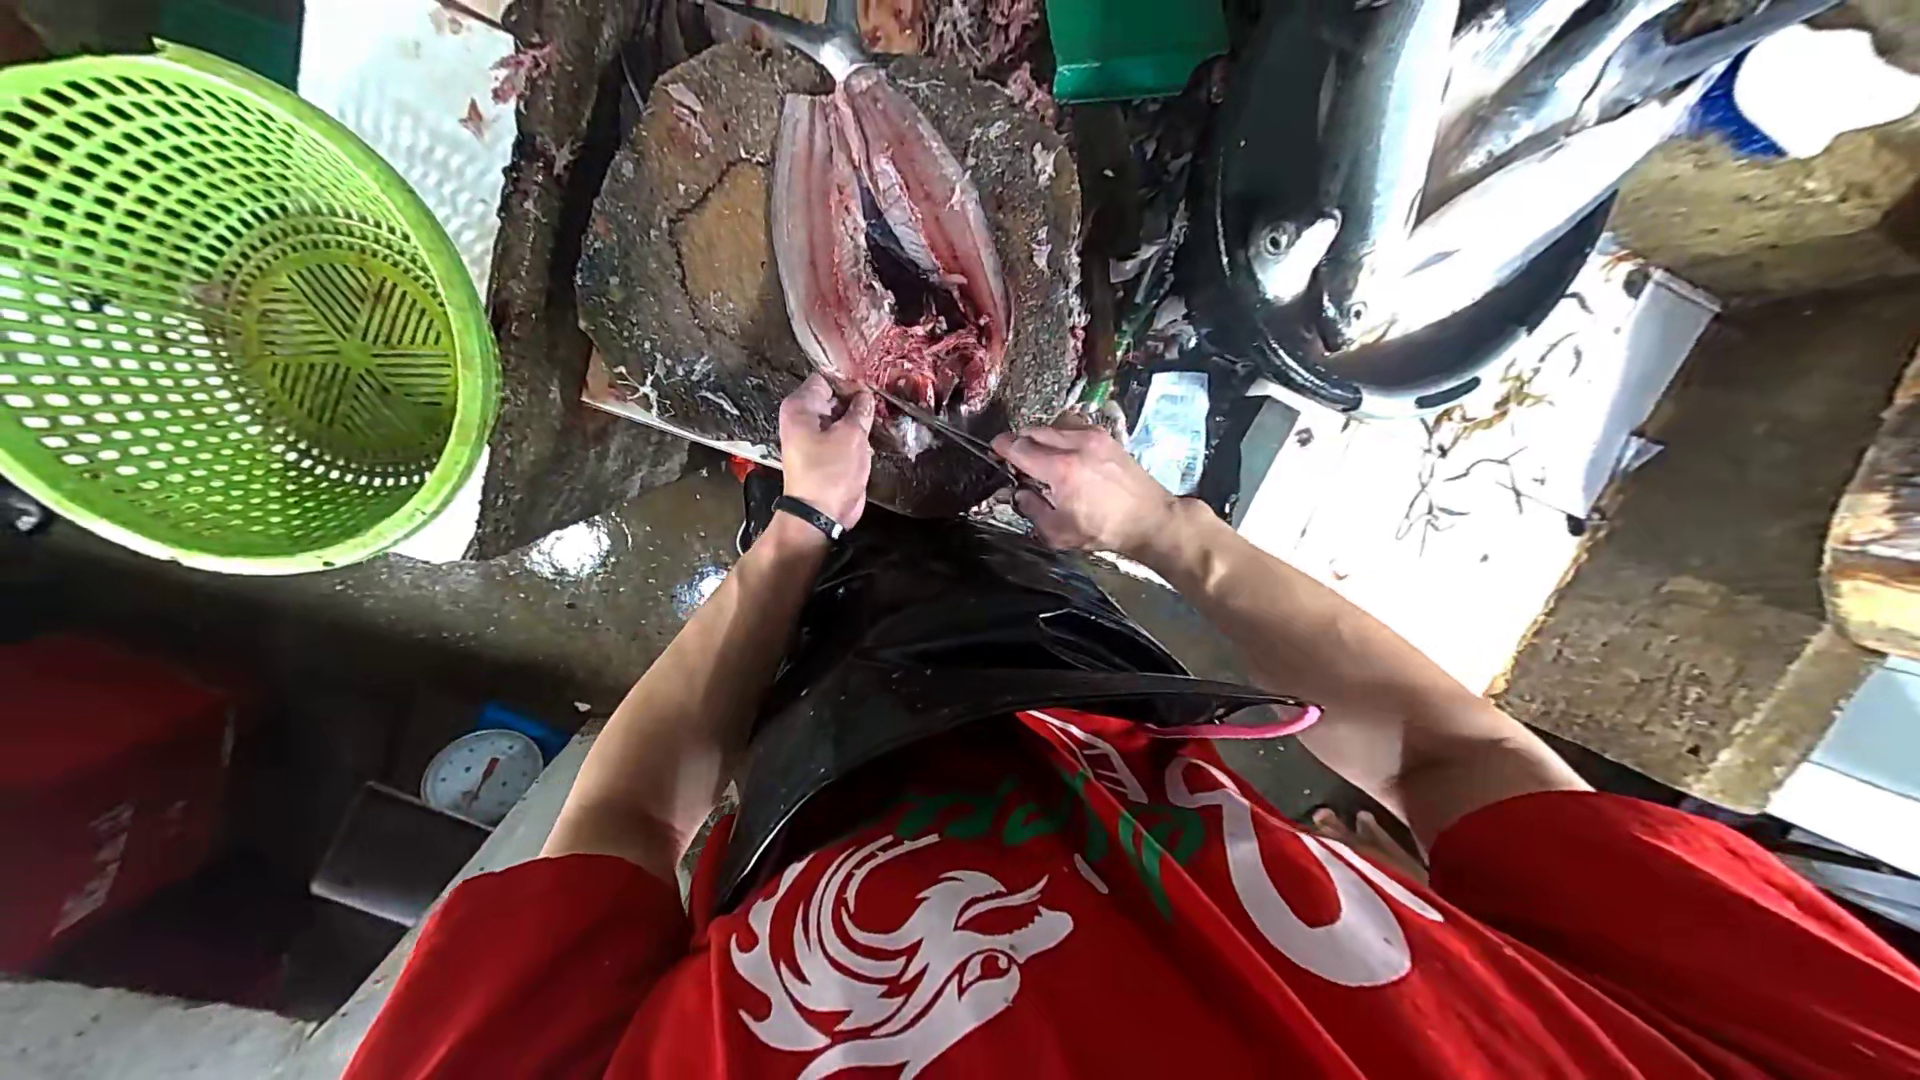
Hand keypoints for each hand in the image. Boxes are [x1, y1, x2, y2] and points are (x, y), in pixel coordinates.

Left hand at [778, 372, 875, 529]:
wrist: (821, 514)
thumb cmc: (831, 471)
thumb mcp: (851, 436)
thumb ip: (861, 410)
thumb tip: (866, 395)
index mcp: (801, 407)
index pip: (826, 378)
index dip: (850, 379)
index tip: (874, 381)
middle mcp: (803, 417)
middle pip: (833, 396)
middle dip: (858, 398)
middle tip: (884, 396)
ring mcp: (814, 436)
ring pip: (841, 417)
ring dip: (860, 418)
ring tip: (885, 412)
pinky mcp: (826, 453)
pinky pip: (843, 435)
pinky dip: (857, 434)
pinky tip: (878, 431)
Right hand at [990, 422, 1181, 556]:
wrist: (1149, 519)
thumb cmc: (1105, 529)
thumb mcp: (1059, 532)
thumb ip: (1033, 510)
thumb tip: (1021, 494)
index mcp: (1060, 469)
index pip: (1019, 447)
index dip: (1001, 447)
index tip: (994, 450)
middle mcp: (1076, 445)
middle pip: (1034, 431)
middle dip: (1019, 442)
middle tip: (1015, 458)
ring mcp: (1094, 437)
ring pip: (1053, 426)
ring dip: (1040, 437)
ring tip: (1040, 457)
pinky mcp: (1107, 437)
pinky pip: (1073, 427)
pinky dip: (1061, 435)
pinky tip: (1064, 453)